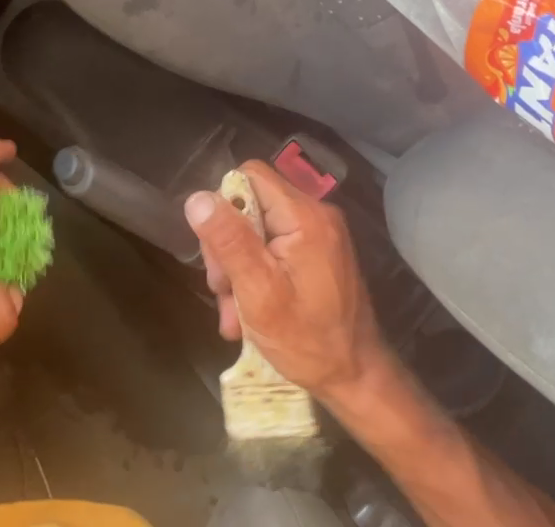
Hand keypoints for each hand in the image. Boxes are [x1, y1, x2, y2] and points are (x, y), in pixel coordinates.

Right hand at [184, 160, 393, 402]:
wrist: (357, 380)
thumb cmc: (307, 340)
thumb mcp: (259, 292)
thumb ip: (229, 241)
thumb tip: (197, 197)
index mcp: (305, 217)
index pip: (250, 176)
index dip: (224, 205)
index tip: (218, 249)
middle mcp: (316, 215)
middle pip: (251, 205)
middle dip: (228, 246)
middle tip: (222, 290)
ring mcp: (320, 236)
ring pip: (257, 230)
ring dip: (238, 269)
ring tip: (233, 313)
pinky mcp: (319, 255)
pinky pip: (274, 249)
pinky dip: (257, 276)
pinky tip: (247, 314)